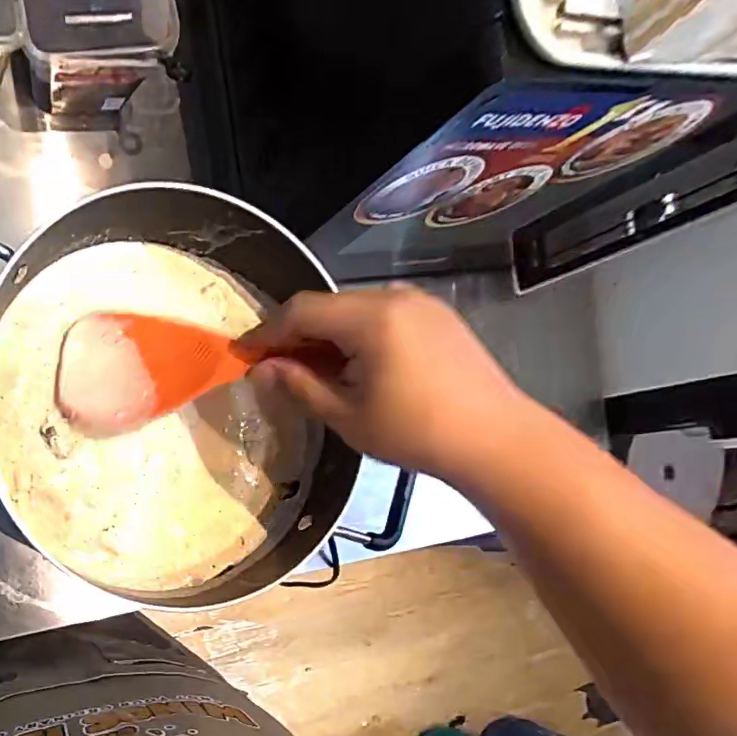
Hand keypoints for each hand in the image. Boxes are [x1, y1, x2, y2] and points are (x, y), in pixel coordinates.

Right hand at [243, 286, 530, 477]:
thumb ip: (300, 385)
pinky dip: (354, 336)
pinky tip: (351, 366)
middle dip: (294, 335)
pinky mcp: (436, 317)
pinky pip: (380, 317)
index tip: (242, 355)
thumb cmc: (414, 432)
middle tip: (272, 368)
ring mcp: (420, 304)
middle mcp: (395, 297)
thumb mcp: (346, 415)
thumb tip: (261, 370)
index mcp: (371, 317)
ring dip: (324, 336)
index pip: (301, 311)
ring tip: (310, 371)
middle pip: (327, 306)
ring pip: (353, 310)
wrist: (494, 439)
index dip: (266, 333)